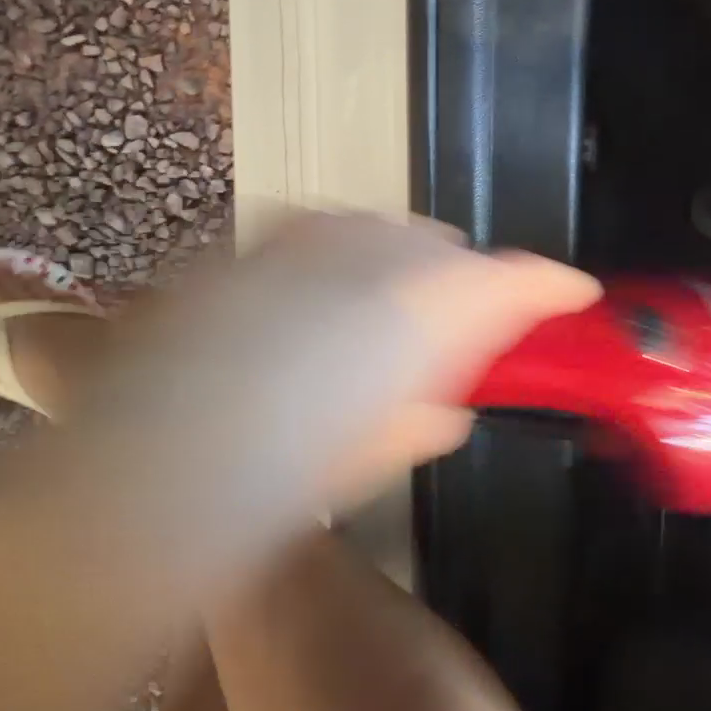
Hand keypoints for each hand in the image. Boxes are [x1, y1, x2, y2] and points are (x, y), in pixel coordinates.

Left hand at [61, 212, 601, 537]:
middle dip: (468, 278)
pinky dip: (342, 254)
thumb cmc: (281, 481)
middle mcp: (364, 262)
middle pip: (444, 248)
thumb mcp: (376, 455)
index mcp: (416, 315)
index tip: (573, 292)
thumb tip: (438, 405)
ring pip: (381, 229)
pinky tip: (327, 291)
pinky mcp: (243, 251)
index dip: (548, 285)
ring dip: (406, 259)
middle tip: (469, 321)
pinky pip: (316, 232)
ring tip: (399, 301)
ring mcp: (298, 248)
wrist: (138, 476)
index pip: (507, 281)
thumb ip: (423, 414)